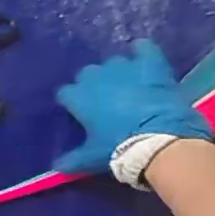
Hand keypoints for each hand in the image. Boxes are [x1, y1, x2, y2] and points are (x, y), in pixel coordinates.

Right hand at [54, 39, 213, 174]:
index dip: (73, 102)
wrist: (159, 140)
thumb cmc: (118, 147)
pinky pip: (144, 48)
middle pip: (87, 74)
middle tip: (104, 102)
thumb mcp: (92, 157)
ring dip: (117, 72)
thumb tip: (56, 167)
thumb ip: (72, 159)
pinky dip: (142, 52)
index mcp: (79, 97)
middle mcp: (96, 77)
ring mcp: (123, 67)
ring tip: (127, 86)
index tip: (81, 113)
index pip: (66, 93)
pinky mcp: (149, 64)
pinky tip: (143, 58)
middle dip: (93, 85)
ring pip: (114, 62)